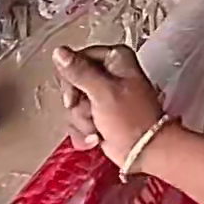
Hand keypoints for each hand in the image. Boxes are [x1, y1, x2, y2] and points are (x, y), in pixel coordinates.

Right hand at [52, 45, 163, 166]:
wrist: (144, 151)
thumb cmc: (130, 119)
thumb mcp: (103, 92)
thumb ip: (79, 71)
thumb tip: (59, 51)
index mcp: (115, 59)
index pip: (77, 59)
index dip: (72, 78)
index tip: (75, 96)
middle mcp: (110, 73)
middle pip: (72, 83)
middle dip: (79, 105)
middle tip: (91, 113)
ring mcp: (104, 95)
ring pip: (74, 105)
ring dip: (83, 121)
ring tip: (99, 128)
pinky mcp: (99, 115)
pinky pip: (78, 120)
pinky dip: (85, 132)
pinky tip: (96, 138)